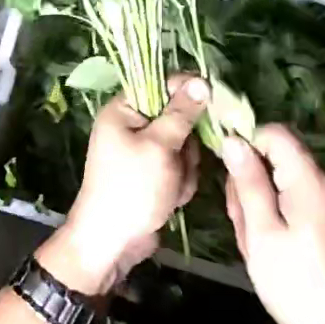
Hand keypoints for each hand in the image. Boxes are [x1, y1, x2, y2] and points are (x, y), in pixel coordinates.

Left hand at [39, 75, 208, 293]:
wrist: (113, 242)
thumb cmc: (131, 188)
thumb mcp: (159, 147)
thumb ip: (181, 113)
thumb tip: (200, 81)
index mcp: (123, 110)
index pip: (160, 84)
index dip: (187, 91)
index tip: (212, 101)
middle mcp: (131, 126)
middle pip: (179, 118)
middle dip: (186, 144)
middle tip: (179, 161)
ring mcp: (143, 152)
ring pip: (185, 146)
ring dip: (185, 168)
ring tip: (172, 186)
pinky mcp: (153, 174)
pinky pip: (180, 168)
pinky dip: (181, 183)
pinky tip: (171, 199)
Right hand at [221, 125, 324, 323]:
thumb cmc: (296, 286)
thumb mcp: (260, 233)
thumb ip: (247, 183)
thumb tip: (233, 140)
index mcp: (310, 181)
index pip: (276, 133)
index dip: (247, 142)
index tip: (226, 172)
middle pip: (280, 159)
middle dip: (252, 181)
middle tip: (240, 221)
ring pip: (287, 184)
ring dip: (263, 203)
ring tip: (255, 243)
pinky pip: (301, 204)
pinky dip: (280, 217)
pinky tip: (274, 251)